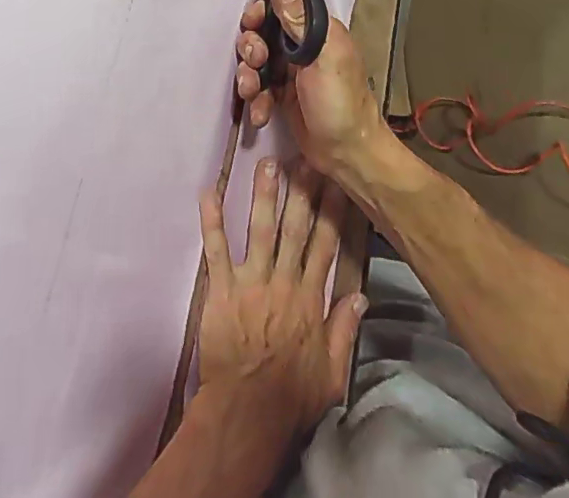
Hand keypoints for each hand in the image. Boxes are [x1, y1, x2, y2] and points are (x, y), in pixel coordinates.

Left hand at [196, 158, 365, 435]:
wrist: (248, 409)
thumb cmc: (292, 394)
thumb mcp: (332, 371)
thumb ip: (344, 329)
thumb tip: (360, 296)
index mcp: (311, 298)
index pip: (326, 246)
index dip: (332, 212)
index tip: (337, 183)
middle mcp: (284, 282)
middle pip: (296, 230)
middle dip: (303, 192)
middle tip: (307, 158)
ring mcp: (251, 282)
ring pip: (260, 230)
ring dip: (264, 195)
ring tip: (268, 163)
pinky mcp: (222, 288)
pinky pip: (216, 249)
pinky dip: (212, 220)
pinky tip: (208, 192)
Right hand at [234, 0, 389, 179]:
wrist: (346, 156)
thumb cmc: (341, 105)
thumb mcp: (323, 57)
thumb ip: (300, 19)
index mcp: (317, 32)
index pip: (280, 9)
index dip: (260, 16)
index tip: (253, 26)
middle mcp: (302, 49)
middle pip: (261, 35)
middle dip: (251, 49)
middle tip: (256, 64)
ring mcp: (291, 73)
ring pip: (255, 63)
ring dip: (248, 77)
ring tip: (253, 93)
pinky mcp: (282, 96)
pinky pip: (258, 89)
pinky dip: (255, 101)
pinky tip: (261, 114)